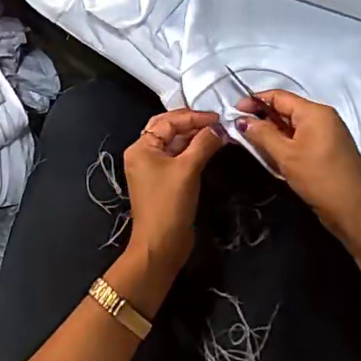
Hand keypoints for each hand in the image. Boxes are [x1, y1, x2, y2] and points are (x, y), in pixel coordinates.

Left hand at [121, 107, 223, 272]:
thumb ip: (204, 144)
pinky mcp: (163, 181)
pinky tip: (210, 149)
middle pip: (168, 130)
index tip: (218, 117)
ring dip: (194, 138)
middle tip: (218, 122)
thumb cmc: (169, 203)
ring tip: (218, 133)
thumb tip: (219, 128)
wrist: (161, 243)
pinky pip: (177, 158)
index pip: (167, 121)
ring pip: (174, 144)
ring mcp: (152, 169)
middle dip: (192, 124)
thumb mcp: (188, 169)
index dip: (193, 117)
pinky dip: (193, 152)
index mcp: (141, 147)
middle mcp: (143, 154)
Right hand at [238, 90, 360, 256]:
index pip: (279, 96)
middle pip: (285, 109)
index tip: (233, 112)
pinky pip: (301, 138)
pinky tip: (270, 154)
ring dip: (271, 132)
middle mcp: (323, 117)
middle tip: (238, 130)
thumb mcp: (286, 155)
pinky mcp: (328, 150)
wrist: (355, 212)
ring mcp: (328, 134)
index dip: (254, 101)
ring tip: (250, 143)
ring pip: (292, 125)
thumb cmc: (319, 179)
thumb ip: (262, 134)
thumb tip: (241, 120)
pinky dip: (284, 142)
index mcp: (315, 112)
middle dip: (261, 117)